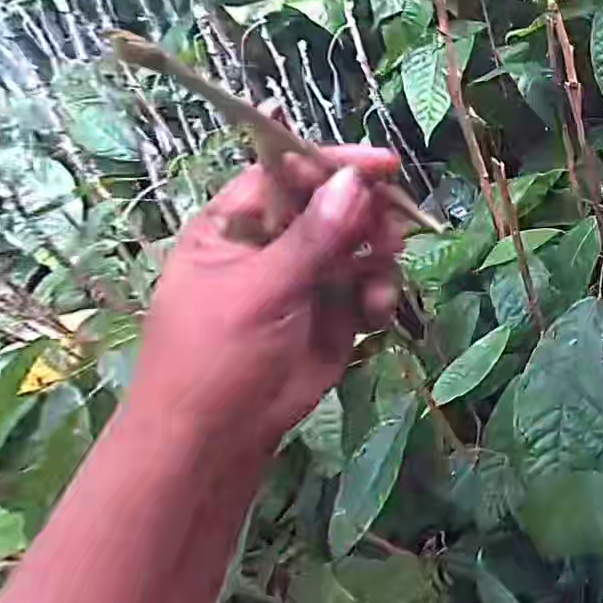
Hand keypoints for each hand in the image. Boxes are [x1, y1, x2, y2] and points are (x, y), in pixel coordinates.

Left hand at [126, 145, 406, 450]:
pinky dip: (381, 295)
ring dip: (381, 261)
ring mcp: (312, 272)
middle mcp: (279, 240)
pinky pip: (376, 281)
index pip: (289, 171)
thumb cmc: (214, 358)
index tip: (385, 165)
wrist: (218, 438)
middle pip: (340, 202)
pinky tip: (372, 317)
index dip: (335, 164)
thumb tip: (354, 181)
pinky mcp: (339, 303)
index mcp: (238, 224)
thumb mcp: (260, 291)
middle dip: (370, 218)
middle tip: (388, 239)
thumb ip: (312, 236)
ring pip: (366, 242)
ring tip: (374, 291)